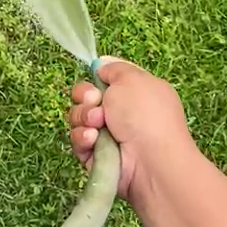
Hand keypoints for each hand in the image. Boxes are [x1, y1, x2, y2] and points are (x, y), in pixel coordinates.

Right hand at [68, 57, 194, 200]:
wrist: (149, 159)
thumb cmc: (145, 115)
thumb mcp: (132, 78)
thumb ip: (114, 68)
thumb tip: (101, 67)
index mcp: (136, 94)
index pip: (105, 80)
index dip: (97, 78)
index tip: (98, 78)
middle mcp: (122, 114)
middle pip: (86, 98)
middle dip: (85, 98)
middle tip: (95, 102)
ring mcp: (109, 135)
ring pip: (78, 118)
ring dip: (83, 118)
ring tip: (98, 125)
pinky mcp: (96, 155)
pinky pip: (78, 140)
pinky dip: (83, 138)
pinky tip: (94, 140)